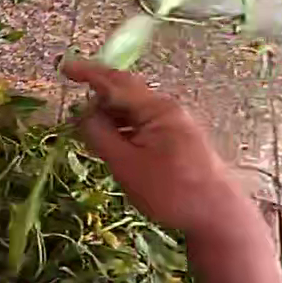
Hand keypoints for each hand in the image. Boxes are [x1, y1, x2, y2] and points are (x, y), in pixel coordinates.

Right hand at [63, 60, 246, 237]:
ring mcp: (175, 124)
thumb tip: (83, 115)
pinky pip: (143, 124)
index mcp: (156, 109)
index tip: (64, 67)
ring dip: (109, 116)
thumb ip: (100, 135)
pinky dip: (122, 128)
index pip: (115, 82)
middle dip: (97, 98)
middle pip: (126, 93)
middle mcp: (168, 109)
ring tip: (88, 132)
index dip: (87, 73)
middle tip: (74, 113)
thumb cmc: (169, 190)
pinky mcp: (177, 140)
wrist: (217, 215)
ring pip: (134, 111)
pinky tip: (112, 143)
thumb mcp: (125, 164)